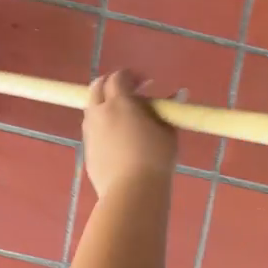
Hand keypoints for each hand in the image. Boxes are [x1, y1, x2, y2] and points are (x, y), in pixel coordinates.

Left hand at [82, 71, 176, 194]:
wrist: (131, 191)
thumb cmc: (155, 158)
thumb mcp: (168, 132)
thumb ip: (167, 111)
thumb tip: (179, 94)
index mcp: (119, 103)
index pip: (119, 77)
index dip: (132, 76)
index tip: (147, 83)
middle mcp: (99, 113)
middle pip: (97, 87)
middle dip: (112, 84)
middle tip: (131, 92)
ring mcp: (90, 132)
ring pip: (92, 108)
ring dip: (106, 104)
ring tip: (125, 117)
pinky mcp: (87, 150)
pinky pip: (93, 129)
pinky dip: (103, 125)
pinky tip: (120, 139)